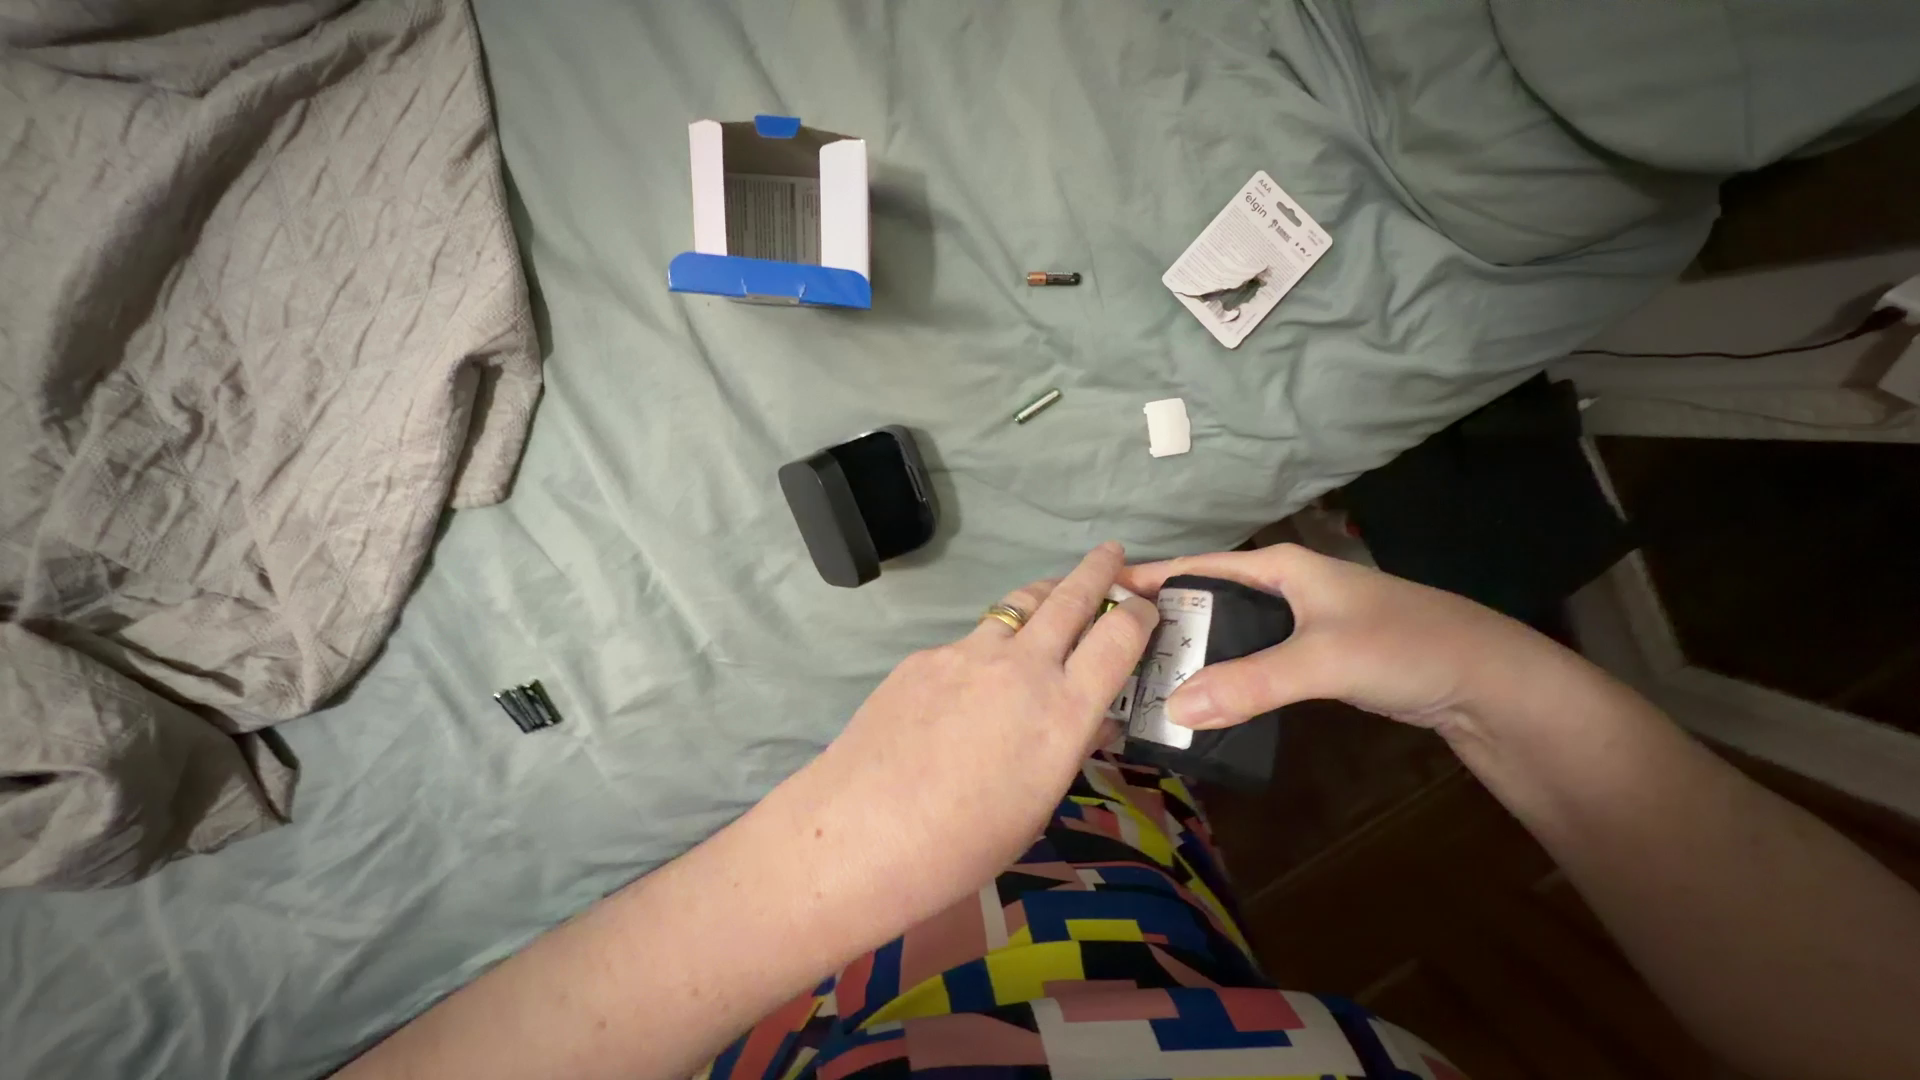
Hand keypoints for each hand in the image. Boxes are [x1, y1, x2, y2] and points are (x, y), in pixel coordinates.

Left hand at [797, 542, 1157, 916]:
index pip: (1119, 637)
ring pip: (1018, 606)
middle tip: (1111, 552)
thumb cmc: (964, 845)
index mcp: (1063, 711)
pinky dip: (987, 647)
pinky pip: (969, 641)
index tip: (1145, 608)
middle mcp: (1022, 667)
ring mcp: (967, 653)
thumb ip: (1064, 746)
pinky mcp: (924, 655)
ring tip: (1054, 593)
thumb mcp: (1038, 803)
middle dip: (1098, 570)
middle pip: (1070, 598)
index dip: (1139, 616)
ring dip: (1044, 595)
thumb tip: (1082, 716)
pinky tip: (970, 682)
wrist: (862, 833)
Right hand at [1119, 543, 1562, 735]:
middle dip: (1159, 623)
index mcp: (1277, 567)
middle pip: (1203, 601)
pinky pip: (1247, 660)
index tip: (1096, 598)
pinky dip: (1220, 675)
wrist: (1488, 682)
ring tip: (1140, 680)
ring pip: (1224, 633)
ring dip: (1188, 653)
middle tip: (1108, 654)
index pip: (1194, 566)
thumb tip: (1173, 709)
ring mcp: (1295, 623)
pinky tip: (1198, 699)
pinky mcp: (1309, 656)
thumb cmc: (1405, 645)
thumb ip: (1249, 683)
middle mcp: (1280, 587)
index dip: (1146, 579)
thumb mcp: (1322, 659)